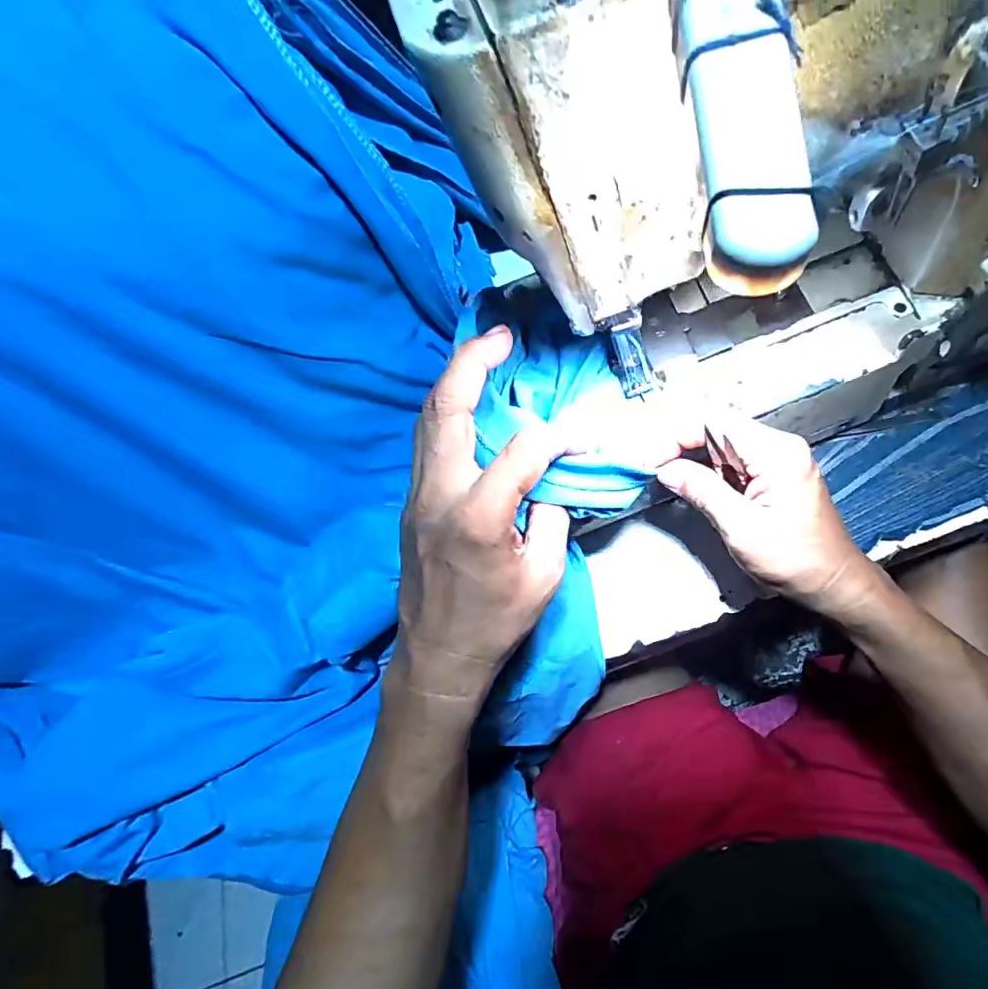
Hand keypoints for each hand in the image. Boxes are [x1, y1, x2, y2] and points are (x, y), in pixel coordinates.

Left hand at [397, 327, 573, 697]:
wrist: (438, 652)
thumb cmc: (496, 621)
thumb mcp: (543, 575)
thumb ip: (551, 516)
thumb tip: (549, 478)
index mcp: (479, 516)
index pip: (522, 450)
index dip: (556, 437)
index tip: (577, 440)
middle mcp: (439, 494)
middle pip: (447, 409)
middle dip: (472, 363)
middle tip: (501, 336)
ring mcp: (417, 495)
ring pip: (427, 419)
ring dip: (454, 381)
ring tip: (483, 355)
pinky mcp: (410, 501)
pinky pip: (426, 441)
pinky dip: (446, 410)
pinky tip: (468, 402)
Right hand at [655, 414, 878, 617]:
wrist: (833, 581)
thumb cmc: (793, 560)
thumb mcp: (740, 528)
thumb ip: (702, 492)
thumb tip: (667, 470)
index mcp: (775, 452)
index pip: (716, 421)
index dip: (677, 435)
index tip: (653, 461)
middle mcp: (779, 446)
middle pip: (719, 428)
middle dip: (683, 446)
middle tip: (655, 470)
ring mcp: (779, 459)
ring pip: (725, 445)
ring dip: (696, 460)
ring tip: (670, 479)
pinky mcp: (776, 474)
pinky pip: (737, 462)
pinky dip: (713, 472)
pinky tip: (696, 486)